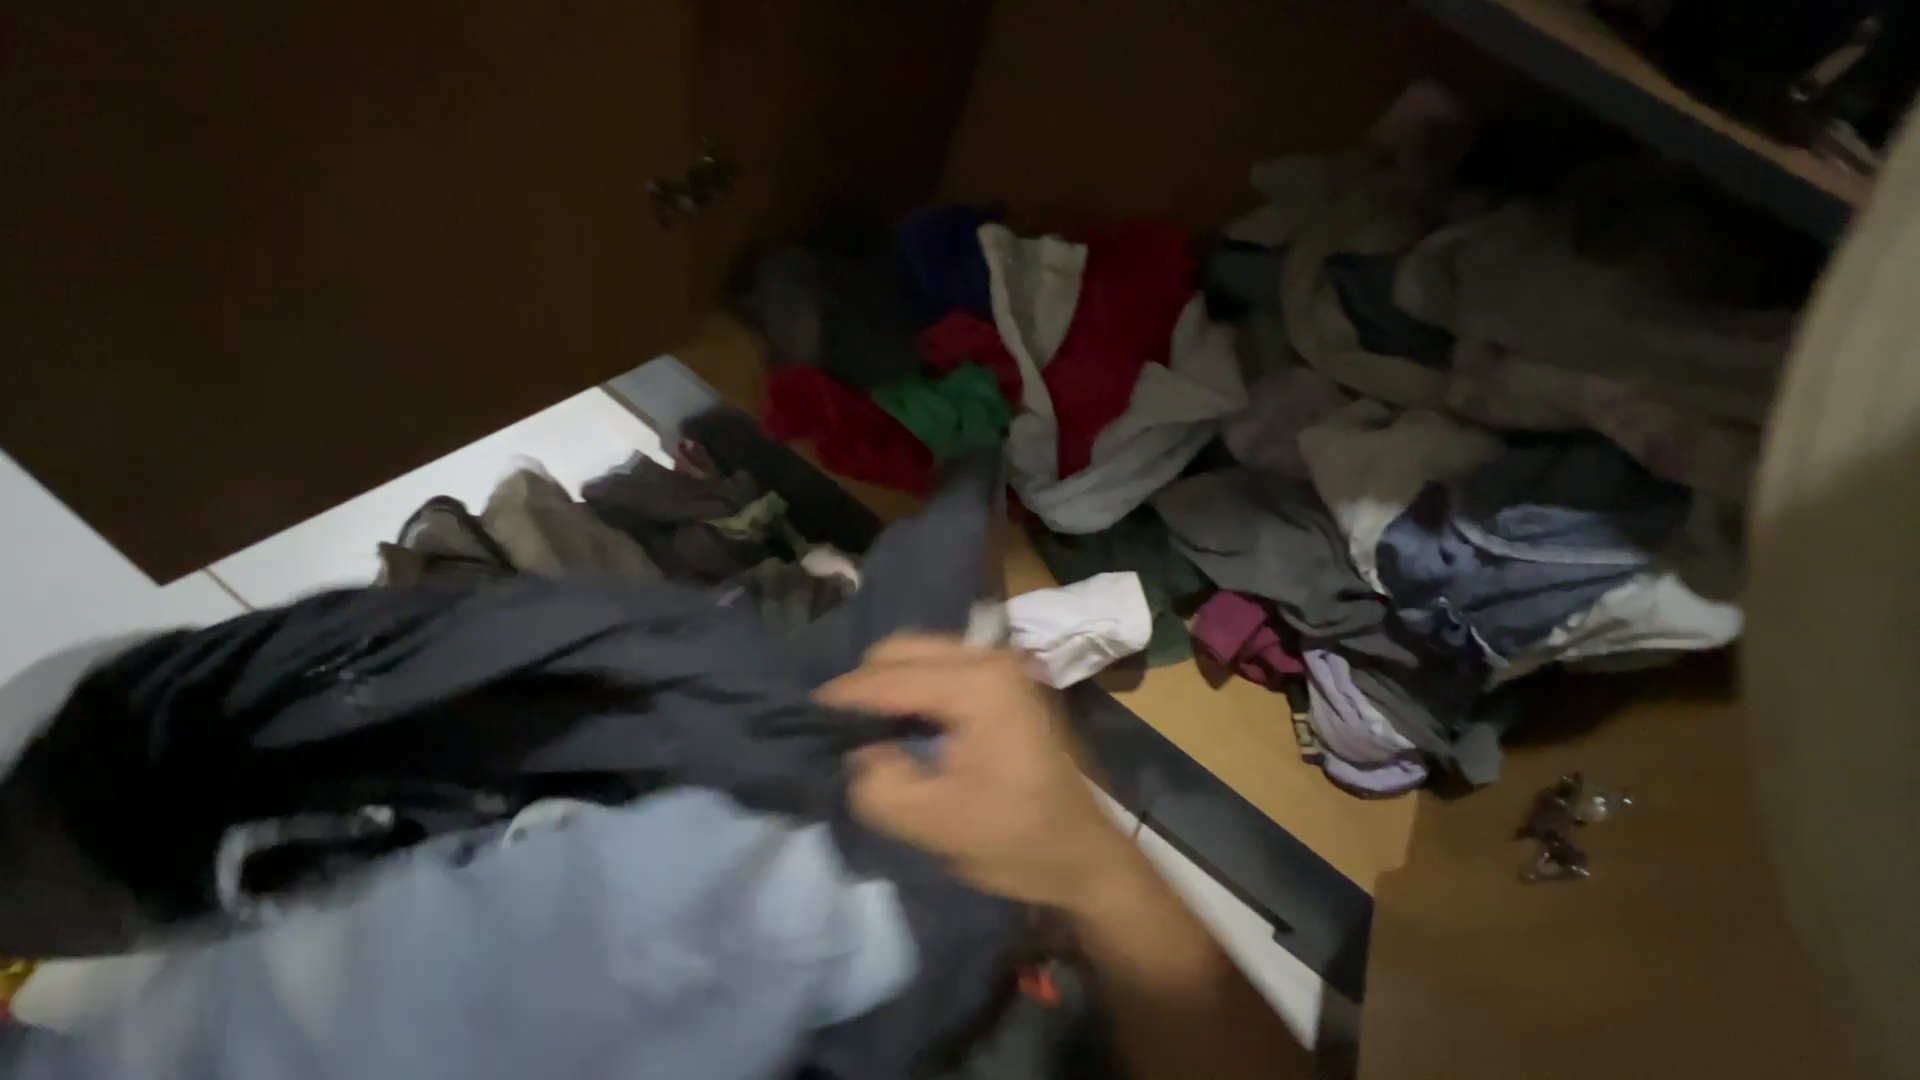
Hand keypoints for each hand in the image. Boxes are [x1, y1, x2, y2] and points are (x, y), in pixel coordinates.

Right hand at [816, 635, 1139, 912]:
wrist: (1085, 856)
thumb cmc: (1016, 841)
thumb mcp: (935, 825)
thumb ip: (879, 785)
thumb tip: (857, 752)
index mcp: (979, 684)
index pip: (889, 676)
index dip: (842, 698)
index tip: (803, 718)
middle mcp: (991, 658)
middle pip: (903, 649)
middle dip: (865, 685)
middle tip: (838, 730)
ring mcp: (1002, 666)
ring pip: (920, 654)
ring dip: (888, 685)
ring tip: (864, 729)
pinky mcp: (1004, 682)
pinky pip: (940, 668)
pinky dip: (912, 689)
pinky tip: (900, 725)